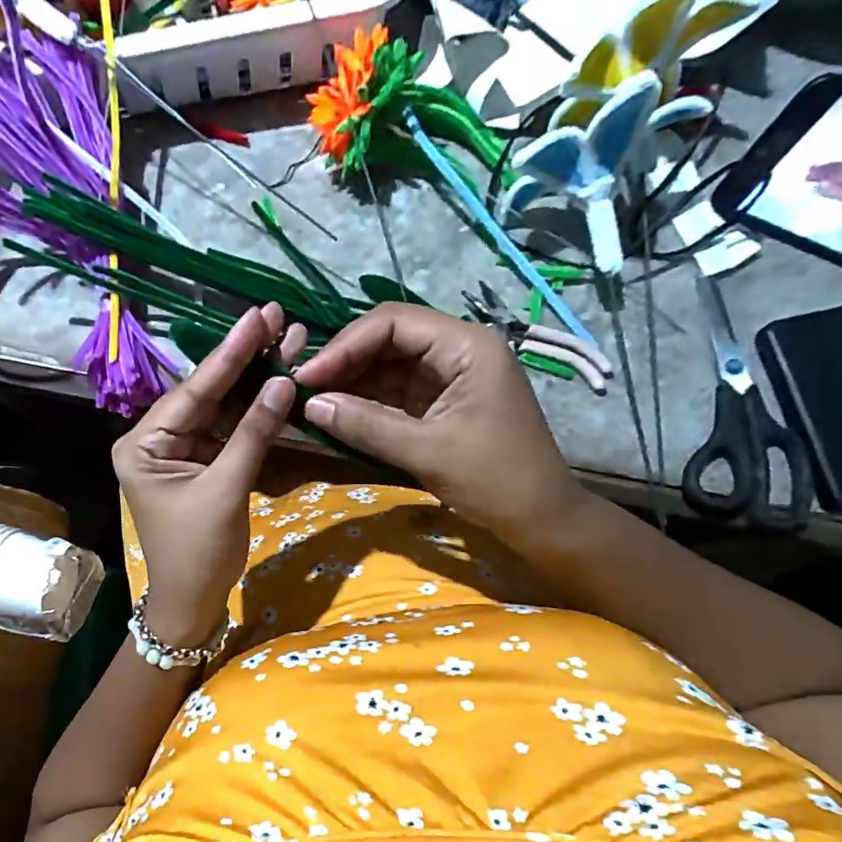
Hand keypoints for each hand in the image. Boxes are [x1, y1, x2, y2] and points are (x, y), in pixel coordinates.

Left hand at [114, 304, 303, 647]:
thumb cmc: (199, 552)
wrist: (194, 603)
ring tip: (290, 342)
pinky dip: (256, 414)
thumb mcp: (225, 490)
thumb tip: (282, 383)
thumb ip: (253, 434)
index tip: (259, 317)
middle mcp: (157, 439)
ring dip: (256, 382)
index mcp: (143, 443)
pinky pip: (231, 432)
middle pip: (208, 393)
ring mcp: (181, 451)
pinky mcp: (203, 464)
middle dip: (245, 360)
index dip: (230, 354)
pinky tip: (280, 384)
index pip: (194, 391)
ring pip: (223, 410)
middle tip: (280, 318)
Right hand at [292, 304, 587, 543]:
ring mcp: (452, 377)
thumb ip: (366, 424)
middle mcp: (459, 350)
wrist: (539, 518)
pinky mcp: (444, 403)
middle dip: (345, 362)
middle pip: (389, 340)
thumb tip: (309, 405)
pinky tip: (337, 413)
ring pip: (390, 367)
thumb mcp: (426, 451)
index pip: (393, 323)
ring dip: (352, 383)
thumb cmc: (493, 480)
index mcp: (466, 345)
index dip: (345, 345)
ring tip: (311, 400)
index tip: (307, 375)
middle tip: (302, 388)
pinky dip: (369, 403)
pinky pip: (398, 393)